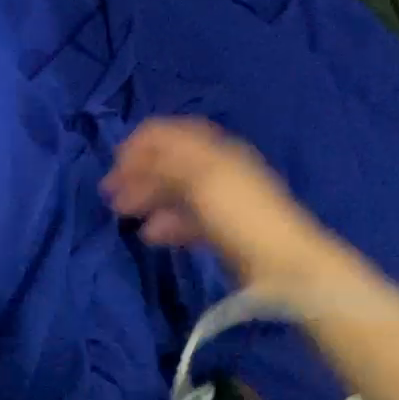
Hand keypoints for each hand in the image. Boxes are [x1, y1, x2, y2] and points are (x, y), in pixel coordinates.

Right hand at [102, 118, 353, 294]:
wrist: (287, 266)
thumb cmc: (239, 212)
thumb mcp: (198, 176)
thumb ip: (163, 161)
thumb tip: (135, 154)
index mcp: (212, 148)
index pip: (167, 133)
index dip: (138, 143)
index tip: (114, 162)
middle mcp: (216, 167)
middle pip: (168, 162)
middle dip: (138, 173)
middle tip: (111, 194)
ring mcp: (221, 199)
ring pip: (175, 191)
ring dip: (148, 198)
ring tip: (125, 215)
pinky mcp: (224, 229)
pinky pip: (187, 218)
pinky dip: (166, 223)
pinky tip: (151, 235)